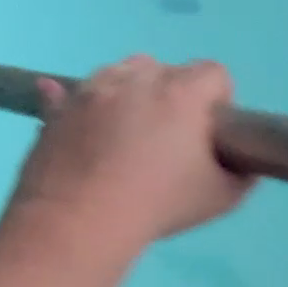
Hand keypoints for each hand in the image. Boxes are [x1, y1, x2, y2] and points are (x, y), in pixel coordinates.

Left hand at [5, 54, 255, 251]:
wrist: (74, 217)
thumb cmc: (155, 203)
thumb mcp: (223, 193)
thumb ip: (236, 167)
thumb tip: (231, 161)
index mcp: (179, 94)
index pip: (210, 72)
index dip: (216, 97)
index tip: (209, 127)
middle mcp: (128, 85)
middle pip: (155, 68)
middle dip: (167, 89)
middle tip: (165, 127)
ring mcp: (83, 97)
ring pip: (108, 74)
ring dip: (121, 89)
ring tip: (123, 122)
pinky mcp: (51, 115)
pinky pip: (56, 95)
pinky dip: (62, 95)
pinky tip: (56, 93)